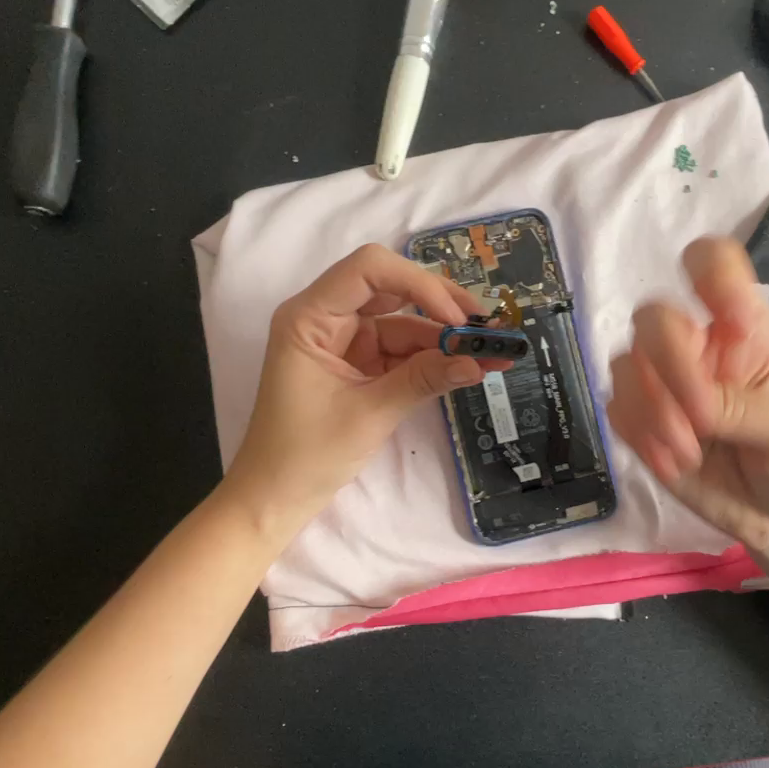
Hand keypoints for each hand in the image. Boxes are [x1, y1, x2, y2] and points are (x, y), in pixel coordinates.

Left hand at [223, 244, 508, 532]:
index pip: (368, 270)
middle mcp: (326, 318)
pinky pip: (401, 351)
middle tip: (487, 326)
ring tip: (493, 351)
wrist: (275, 497)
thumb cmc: (305, 455)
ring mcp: (344, 342)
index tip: (457, 318)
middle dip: (440, 305)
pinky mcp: (358, 366)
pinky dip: (433, 358)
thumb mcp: (368, 414)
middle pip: (390, 289)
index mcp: (309, 317)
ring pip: (402, 322)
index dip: (419, 285)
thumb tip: (477, 361)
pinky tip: (468, 364)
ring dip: (445, 336)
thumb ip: (422, 380)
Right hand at [607, 237, 768, 552]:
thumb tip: (692, 405)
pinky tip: (674, 462)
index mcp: (746, 332)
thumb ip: (747, 409)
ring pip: (625, 366)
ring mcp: (666, 387)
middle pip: (653, 317)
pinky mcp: (643, 425)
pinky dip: (639, 437)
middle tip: (699, 417)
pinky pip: (616, 411)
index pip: (715, 267)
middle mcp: (699, 350)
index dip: (709, 276)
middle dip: (668, 364)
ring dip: (652, 412)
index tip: (729, 321)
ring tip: (689, 452)